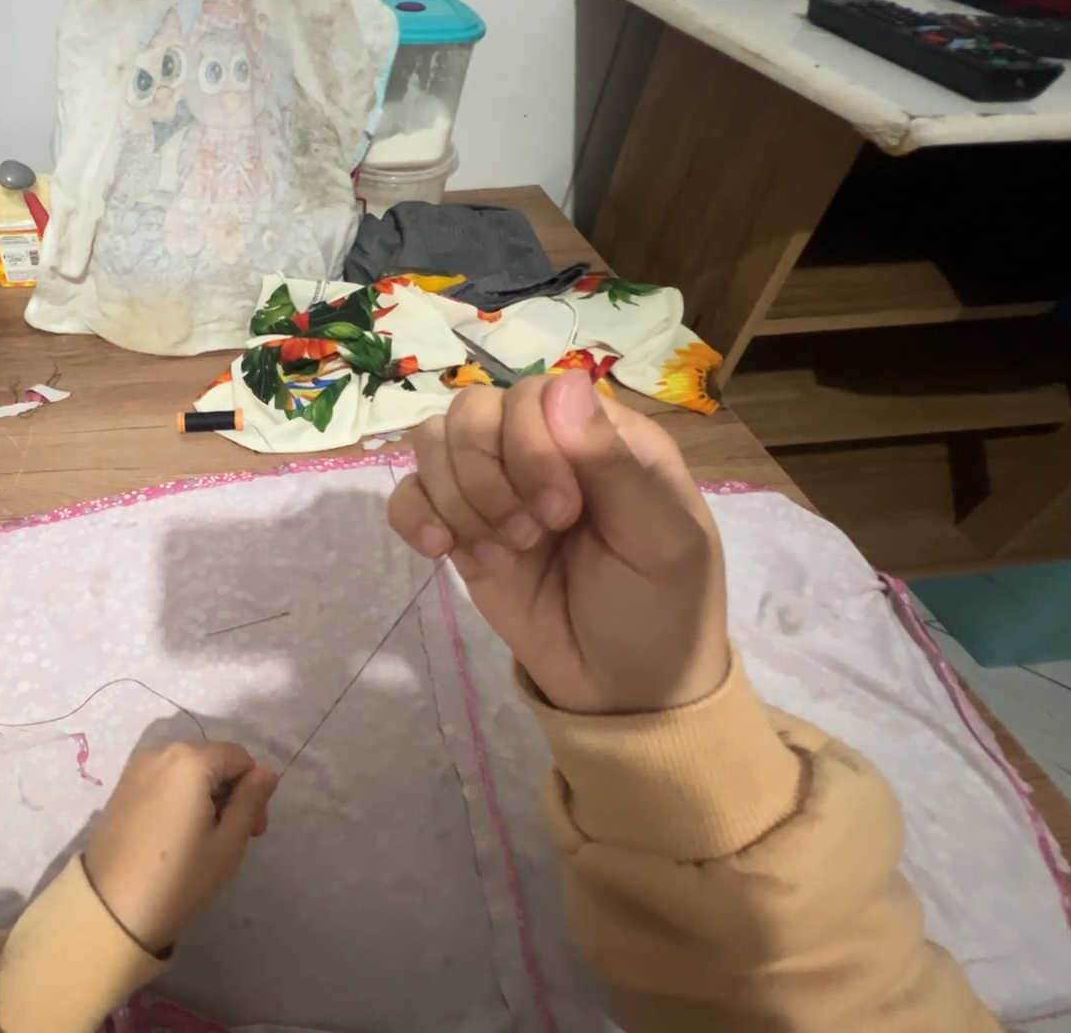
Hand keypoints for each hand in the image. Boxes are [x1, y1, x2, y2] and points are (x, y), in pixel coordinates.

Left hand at [84, 741, 277, 953]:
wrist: (110, 910)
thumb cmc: (178, 877)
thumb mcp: (228, 843)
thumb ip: (251, 800)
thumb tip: (267, 772)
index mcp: (190, 759)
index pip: (240, 757)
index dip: (254, 790)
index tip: (254, 830)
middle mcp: (162, 750)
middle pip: (213, 760)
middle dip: (231, 792)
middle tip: (234, 837)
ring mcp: (138, 766)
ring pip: (189, 769)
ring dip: (206, 794)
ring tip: (205, 838)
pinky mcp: (123, 785)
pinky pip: (165, 778)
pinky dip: (181, 796)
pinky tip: (178, 832)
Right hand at [386, 370, 729, 714]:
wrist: (618, 687)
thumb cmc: (659, 607)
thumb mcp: (662, 540)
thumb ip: (615, 463)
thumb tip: (562, 383)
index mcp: (597, 437)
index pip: (533, 393)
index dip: (529, 444)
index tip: (561, 511)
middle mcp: (536, 449)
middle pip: (471, 412)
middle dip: (489, 478)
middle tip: (530, 535)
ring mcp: (490, 488)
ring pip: (432, 444)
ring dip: (457, 501)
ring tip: (499, 553)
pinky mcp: (456, 528)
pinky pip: (407, 495)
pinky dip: (415, 517)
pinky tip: (440, 552)